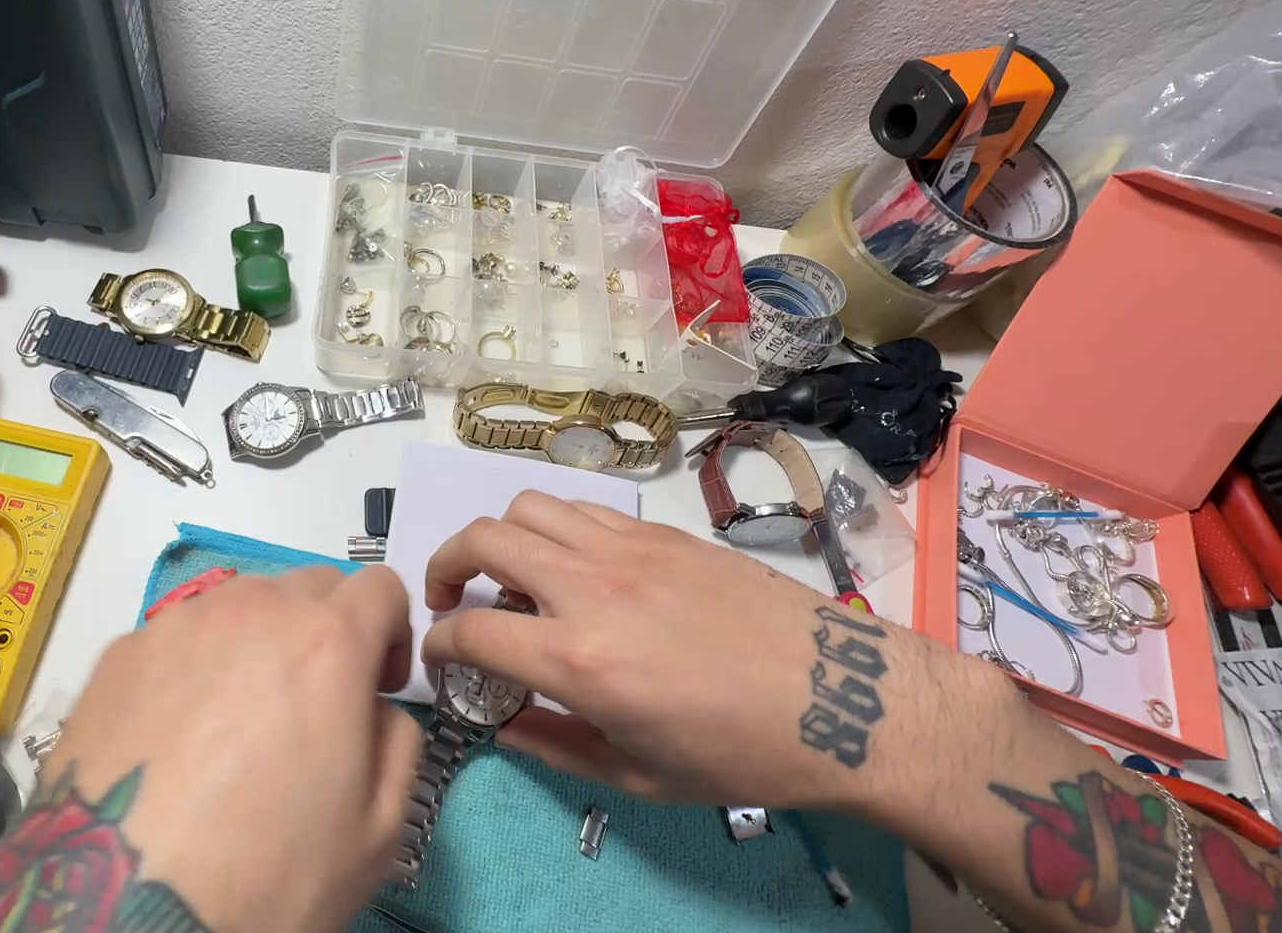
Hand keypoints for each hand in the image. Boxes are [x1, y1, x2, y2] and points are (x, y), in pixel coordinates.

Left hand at [0, 568, 418, 932]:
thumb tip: (374, 706)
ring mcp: (181, 622)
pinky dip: (198, 663)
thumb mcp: (377, 830)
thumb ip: (399, 739)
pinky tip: (177, 733)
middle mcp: (255, 609)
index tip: (375, 684)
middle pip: (314, 586)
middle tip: (311, 704)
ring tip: (236, 718)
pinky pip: (183, 634)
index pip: (382, 586)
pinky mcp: (122, 649)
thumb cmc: (263, 874)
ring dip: (261, 640)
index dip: (391, 632)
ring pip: (245, 603)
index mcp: (328, 641)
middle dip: (329, 630)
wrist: (116, 908)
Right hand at [420, 491, 950, 812]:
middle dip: (444, 563)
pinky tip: (570, 564)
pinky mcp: (659, 532)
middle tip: (449, 596)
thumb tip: (499, 719)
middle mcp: (591, 588)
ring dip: (498, 536)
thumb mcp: (636, 775)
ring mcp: (626, 548)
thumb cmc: (740, 754)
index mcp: (581, 659)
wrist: (843, 701)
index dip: (438, 644)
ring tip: (507, 572)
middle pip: (483, 539)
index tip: (439, 657)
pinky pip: (580, 509)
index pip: (471, 631)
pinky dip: (552, 528)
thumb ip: (550, 744)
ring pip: (527, 506)